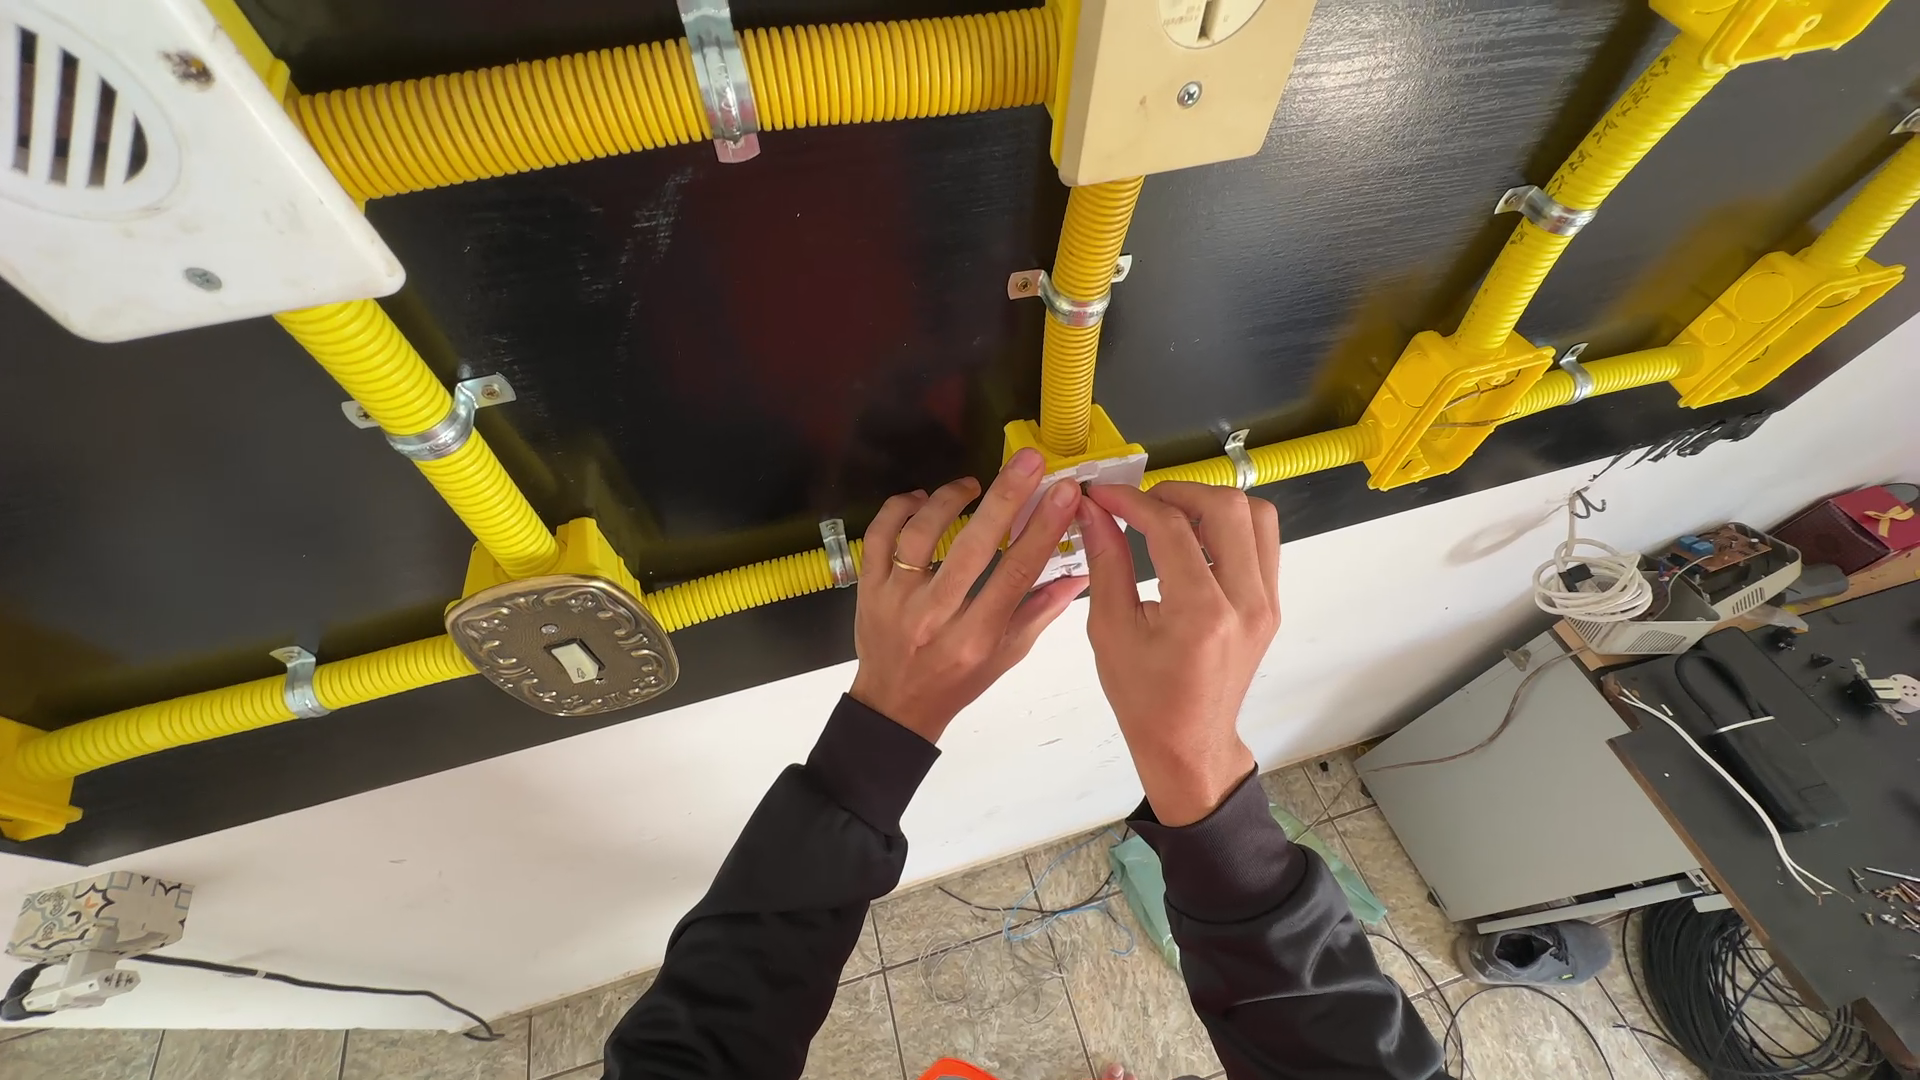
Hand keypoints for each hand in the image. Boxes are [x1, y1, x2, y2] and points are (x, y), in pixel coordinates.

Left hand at [849, 447, 1087, 742]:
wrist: (894, 706)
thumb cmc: (957, 682)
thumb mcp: (1006, 656)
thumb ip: (1041, 612)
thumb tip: (1079, 573)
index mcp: (975, 638)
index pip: (1015, 575)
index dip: (1043, 530)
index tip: (1064, 493)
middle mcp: (934, 617)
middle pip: (972, 548)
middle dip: (1005, 498)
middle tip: (1029, 461)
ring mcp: (895, 600)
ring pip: (920, 535)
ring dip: (949, 499)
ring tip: (971, 485)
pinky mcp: (867, 588)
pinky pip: (878, 537)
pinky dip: (899, 509)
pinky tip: (921, 499)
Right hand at [1077, 482, 1280, 824]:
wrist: (1188, 741)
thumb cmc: (1145, 698)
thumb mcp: (1109, 630)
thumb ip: (1105, 562)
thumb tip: (1094, 513)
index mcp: (1200, 615)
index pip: (1171, 527)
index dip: (1131, 501)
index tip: (1105, 496)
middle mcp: (1245, 604)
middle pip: (1227, 507)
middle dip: (1177, 491)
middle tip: (1140, 503)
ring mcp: (1266, 603)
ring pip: (1256, 516)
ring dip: (1210, 503)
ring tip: (1171, 516)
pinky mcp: (1271, 604)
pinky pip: (1262, 541)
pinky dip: (1228, 526)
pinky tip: (1193, 540)